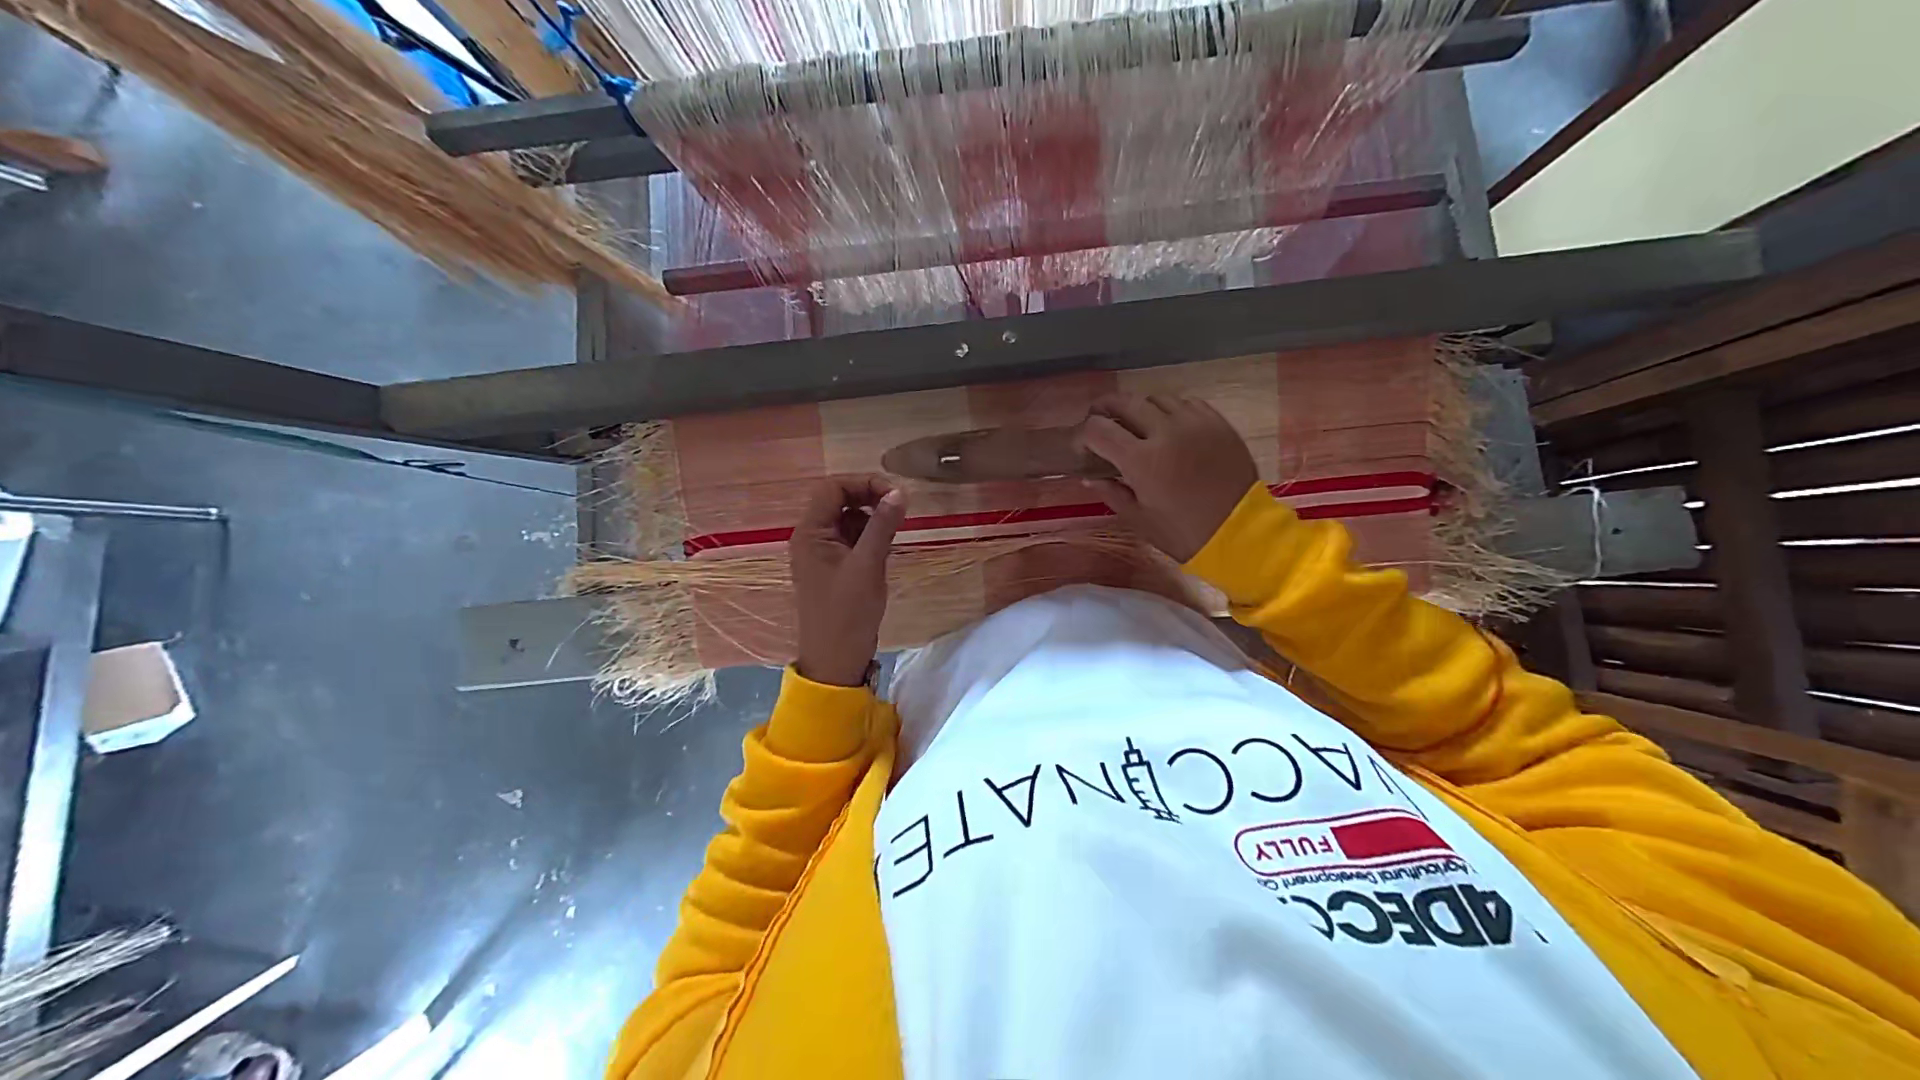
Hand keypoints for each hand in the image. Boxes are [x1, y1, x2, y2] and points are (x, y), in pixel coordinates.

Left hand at [789, 476, 908, 686]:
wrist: (836, 661)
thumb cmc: (847, 614)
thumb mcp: (867, 565)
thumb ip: (882, 526)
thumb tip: (900, 492)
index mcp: (810, 533)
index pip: (832, 488)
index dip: (863, 484)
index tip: (896, 494)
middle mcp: (812, 538)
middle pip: (839, 500)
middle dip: (870, 499)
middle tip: (901, 508)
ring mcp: (823, 554)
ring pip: (848, 520)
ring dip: (872, 519)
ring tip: (896, 531)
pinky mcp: (835, 568)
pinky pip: (852, 540)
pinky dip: (870, 537)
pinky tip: (887, 548)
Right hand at [1079, 393, 1259, 561]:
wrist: (1241, 533)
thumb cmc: (1184, 533)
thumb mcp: (1139, 519)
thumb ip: (1112, 493)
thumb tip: (1090, 478)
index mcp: (1141, 459)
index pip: (1097, 429)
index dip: (1082, 435)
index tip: (1082, 447)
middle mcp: (1165, 431)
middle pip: (1124, 402)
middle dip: (1104, 410)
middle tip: (1099, 422)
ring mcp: (1194, 422)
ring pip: (1155, 398)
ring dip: (1138, 408)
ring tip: (1136, 425)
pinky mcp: (1217, 422)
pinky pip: (1185, 403)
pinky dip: (1169, 410)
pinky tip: (1168, 427)